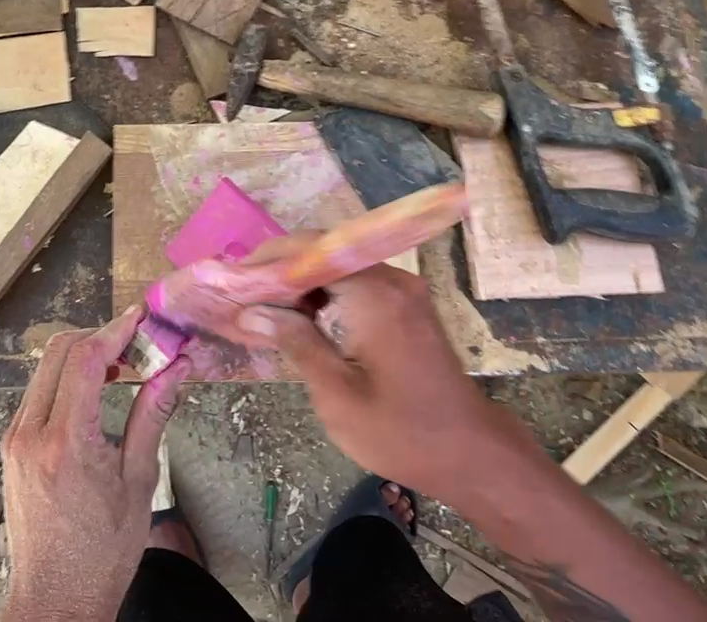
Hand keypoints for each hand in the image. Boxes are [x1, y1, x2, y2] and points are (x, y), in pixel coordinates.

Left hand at [1, 306, 191, 621]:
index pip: (85, 359)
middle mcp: (31, 433)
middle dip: (100, 335)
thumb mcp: (138, 482)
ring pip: (45, 367)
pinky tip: (94, 389)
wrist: (55, 598)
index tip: (140, 318)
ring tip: (121, 364)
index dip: (116, 330)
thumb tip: (175, 370)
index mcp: (66, 443)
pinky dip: (66, 377)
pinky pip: (38, 390)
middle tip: (136, 341)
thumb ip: (152, 415)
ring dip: (82, 354)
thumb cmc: (100, 554)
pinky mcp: (12, 445)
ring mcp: (16, 438)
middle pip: (59, 351)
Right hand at [228, 245, 494, 499]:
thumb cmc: (402, 432)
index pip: (310, 252)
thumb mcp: (338, 395)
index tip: (233, 279)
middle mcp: (391, 279)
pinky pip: (358, 280)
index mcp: (374, 294)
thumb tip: (252, 311)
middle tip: (242, 291)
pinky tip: (302, 315)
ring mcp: (403, 290)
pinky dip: (326, 290)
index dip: (268, 260)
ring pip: (340, 264)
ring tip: (263, 303)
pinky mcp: (407, 305)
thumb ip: (296, 343)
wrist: (474, 454)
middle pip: (325, 251)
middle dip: (281, 266)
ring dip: (302, 278)